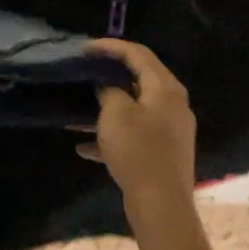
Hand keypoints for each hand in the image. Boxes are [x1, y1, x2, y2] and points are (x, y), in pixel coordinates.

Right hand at [74, 39, 196, 202]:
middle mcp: (172, 104)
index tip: (84, 48)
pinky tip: (84, 148)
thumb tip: (108, 85)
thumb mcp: (116, 114)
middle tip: (83, 74)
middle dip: (107, 77)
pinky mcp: (162, 151)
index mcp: (165, 89)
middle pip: (138, 80)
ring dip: (105, 108)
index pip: (138, 54)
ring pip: (133, 109)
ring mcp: (170, 129)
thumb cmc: (138, 151)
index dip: (110, 47)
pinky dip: (111, 135)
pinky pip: (134, 134)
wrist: (161, 202)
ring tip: (76, 113)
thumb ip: (110, 91)